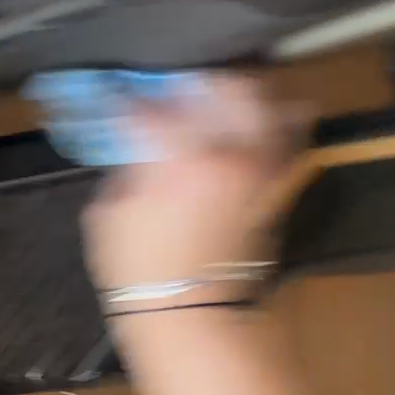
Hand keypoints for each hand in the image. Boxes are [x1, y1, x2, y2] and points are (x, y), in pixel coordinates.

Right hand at [81, 73, 297, 298]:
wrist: (189, 310)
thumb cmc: (136, 270)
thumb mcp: (107, 216)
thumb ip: (124, 171)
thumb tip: (136, 148)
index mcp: (177, 156)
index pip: (146, 107)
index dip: (123, 100)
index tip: (110, 99)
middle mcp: (228, 148)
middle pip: (220, 85)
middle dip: (189, 84)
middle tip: (167, 93)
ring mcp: (262, 162)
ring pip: (263, 100)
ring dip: (233, 96)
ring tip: (208, 107)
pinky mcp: (280, 180)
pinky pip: (287, 132)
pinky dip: (267, 121)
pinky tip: (242, 130)